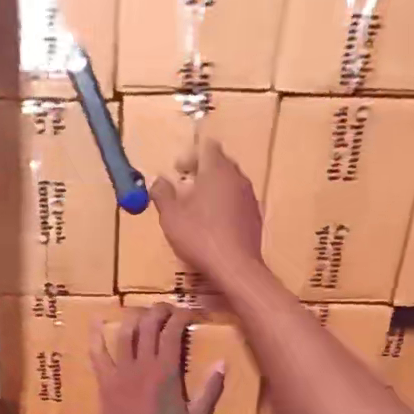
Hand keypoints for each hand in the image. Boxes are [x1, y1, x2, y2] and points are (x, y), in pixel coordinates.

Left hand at [89, 303, 226, 413]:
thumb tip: (223, 363)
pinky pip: (98, 353)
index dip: (181, 316)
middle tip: (166, 309)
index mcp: (166, 370)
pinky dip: (96, 335)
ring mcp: (121, 370)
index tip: (188, 312)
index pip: (173, 332)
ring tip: (142, 312)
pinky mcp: (105, 379)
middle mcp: (142, 364)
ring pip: (125, 333)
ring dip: (134, 317)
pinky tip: (96, 320)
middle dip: (159, 311)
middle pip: (149, 325)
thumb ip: (211, 389)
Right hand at [148, 138, 264, 287]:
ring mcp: (249, 196)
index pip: (207, 147)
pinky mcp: (254, 215)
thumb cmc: (199, 237)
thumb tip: (158, 180)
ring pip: (229, 182)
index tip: (178, 170)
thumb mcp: (171, 217)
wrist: (234, 266)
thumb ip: (163, 194)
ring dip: (213, 189)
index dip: (191, 155)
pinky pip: (236, 201)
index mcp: (216, 171)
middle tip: (184, 188)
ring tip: (197, 207)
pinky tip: (212, 224)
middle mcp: (237, 177)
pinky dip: (223, 205)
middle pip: (220, 163)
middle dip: (201, 171)